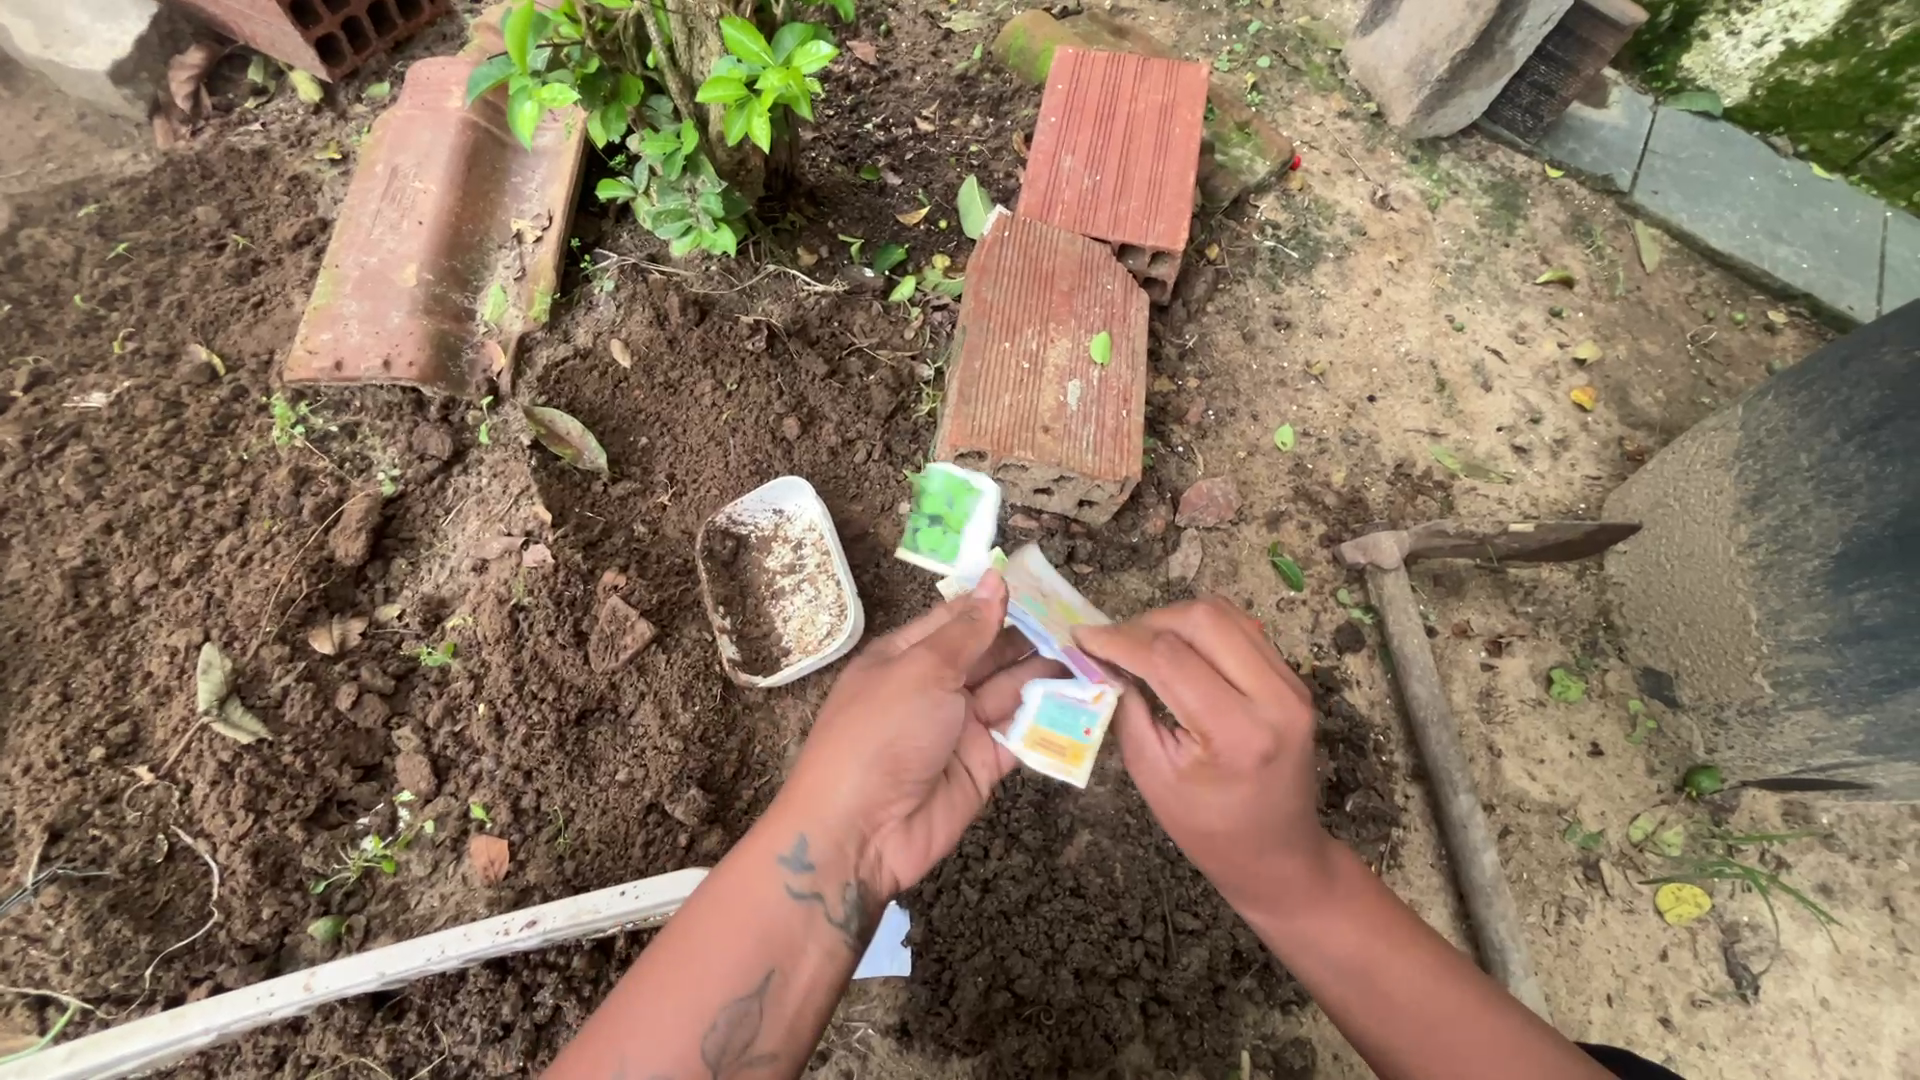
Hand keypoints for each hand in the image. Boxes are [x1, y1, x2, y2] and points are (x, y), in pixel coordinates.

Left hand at [779, 572, 1063, 899]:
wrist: (860, 831)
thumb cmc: (882, 732)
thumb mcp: (922, 669)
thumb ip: (968, 630)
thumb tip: (995, 579)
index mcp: (908, 655)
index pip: (958, 619)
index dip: (996, 603)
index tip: (1042, 586)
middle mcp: (935, 686)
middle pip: (989, 654)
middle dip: (1030, 638)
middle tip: (1080, 621)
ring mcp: (959, 727)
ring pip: (1010, 691)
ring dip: (1046, 675)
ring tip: (1092, 654)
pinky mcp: (982, 764)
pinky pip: (1020, 734)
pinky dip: (1049, 719)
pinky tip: (1085, 699)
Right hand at [1075, 597, 1332, 914]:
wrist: (1278, 855)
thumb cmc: (1208, 828)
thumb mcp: (1152, 774)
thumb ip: (1127, 708)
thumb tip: (1100, 659)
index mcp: (1237, 733)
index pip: (1169, 657)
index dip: (1119, 640)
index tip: (1081, 637)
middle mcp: (1274, 697)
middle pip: (1202, 619)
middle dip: (1145, 622)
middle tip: (1112, 643)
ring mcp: (1291, 683)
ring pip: (1223, 613)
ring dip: (1171, 619)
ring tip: (1139, 644)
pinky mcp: (1292, 678)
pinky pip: (1240, 628)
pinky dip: (1198, 628)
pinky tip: (1173, 649)